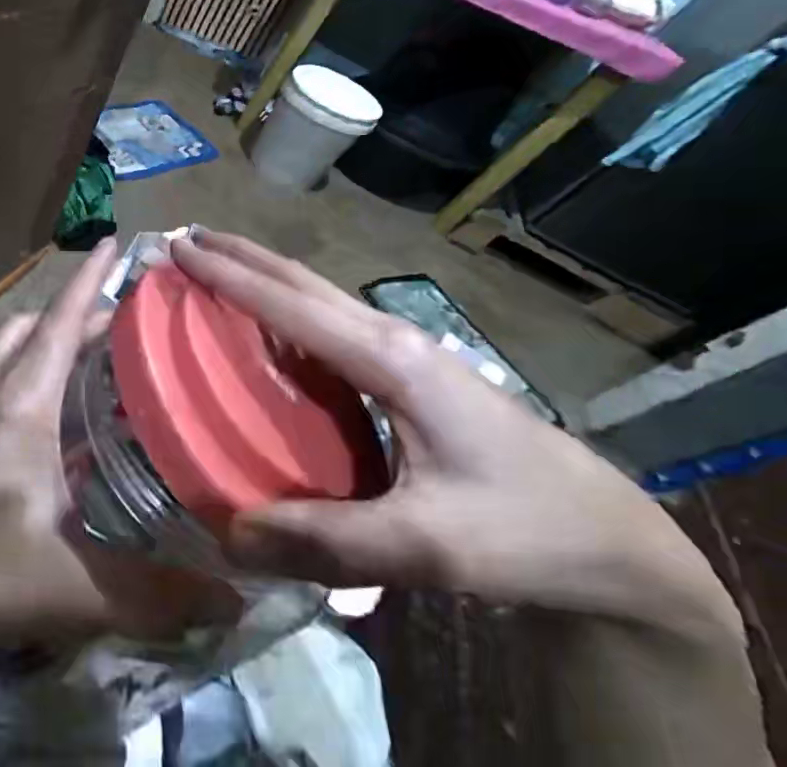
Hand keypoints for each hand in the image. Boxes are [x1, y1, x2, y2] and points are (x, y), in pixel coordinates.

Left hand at [0, 238, 236, 667]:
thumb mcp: (75, 588)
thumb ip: (159, 596)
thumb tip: (238, 600)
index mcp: (21, 405)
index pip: (62, 324)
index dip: (90, 280)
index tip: (117, 242)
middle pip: (34, 327)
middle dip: (77, 311)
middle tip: (125, 323)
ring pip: (4, 347)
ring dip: (42, 336)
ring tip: (83, 355)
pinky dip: (17, 367)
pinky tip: (38, 410)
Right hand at [170, 230, 736, 639]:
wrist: (608, 539)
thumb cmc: (523, 530)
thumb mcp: (429, 546)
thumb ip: (330, 540)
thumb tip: (231, 532)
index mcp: (390, 359)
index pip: (292, 303)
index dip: (229, 274)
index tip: (178, 248)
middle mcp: (391, 339)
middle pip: (301, 281)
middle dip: (238, 255)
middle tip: (182, 240)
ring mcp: (403, 354)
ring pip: (314, 298)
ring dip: (260, 276)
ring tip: (212, 268)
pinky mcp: (406, 374)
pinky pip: (326, 327)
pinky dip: (282, 310)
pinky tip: (264, 328)